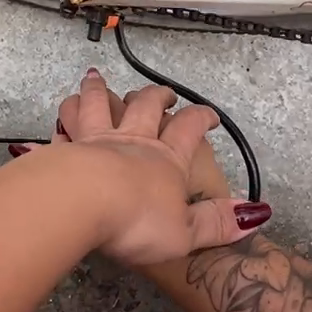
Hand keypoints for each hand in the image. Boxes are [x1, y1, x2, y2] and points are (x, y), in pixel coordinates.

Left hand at [22, 70, 269, 266]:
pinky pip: (63, 130)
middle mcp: (132, 141)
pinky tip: (56, 124)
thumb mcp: (185, 233)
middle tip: (163, 91)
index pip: (188, 130)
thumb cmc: (136, 220)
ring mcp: (96, 140)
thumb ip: (216, 223)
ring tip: (96, 78)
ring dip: (98, 90)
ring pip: (97, 104)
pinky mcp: (65, 148)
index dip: (201, 118)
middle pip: (144, 106)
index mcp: (166, 160)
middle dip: (156, 95)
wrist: (82, 201)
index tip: (209, 114)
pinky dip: (61, 124)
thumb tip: (255, 214)